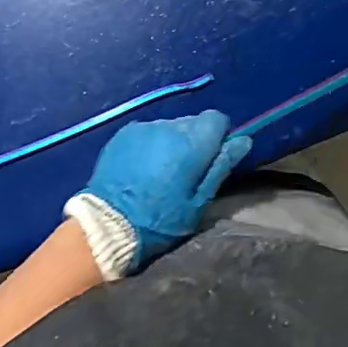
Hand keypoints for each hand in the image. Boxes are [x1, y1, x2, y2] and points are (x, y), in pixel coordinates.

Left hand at [81, 110, 250, 269]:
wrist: (104, 229)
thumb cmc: (158, 221)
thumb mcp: (198, 203)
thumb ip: (221, 166)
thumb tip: (244, 140)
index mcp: (192, 143)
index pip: (217, 118)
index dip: (218, 136)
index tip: (211, 158)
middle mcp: (170, 126)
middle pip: (194, 122)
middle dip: (194, 140)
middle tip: (185, 170)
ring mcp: (145, 128)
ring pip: (171, 126)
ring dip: (172, 142)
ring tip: (160, 171)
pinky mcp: (124, 133)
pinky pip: (149, 132)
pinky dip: (151, 144)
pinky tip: (141, 167)